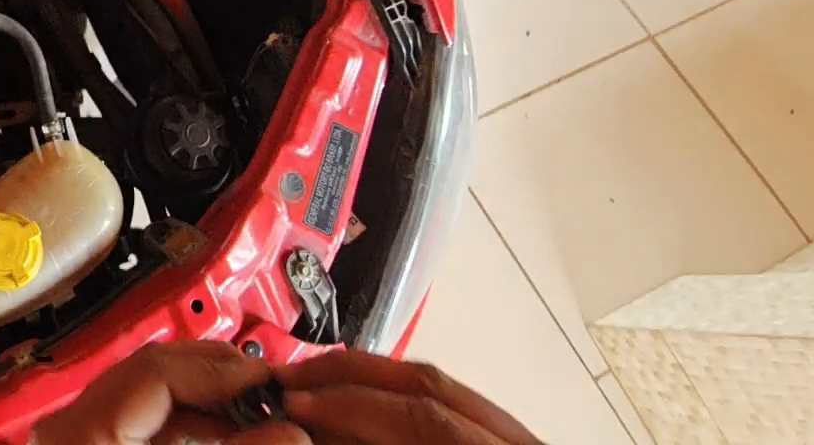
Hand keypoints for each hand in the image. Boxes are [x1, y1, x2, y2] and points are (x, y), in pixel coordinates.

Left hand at [30, 341, 307, 444]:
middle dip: (212, 375)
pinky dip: (184, 420)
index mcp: (84, 433)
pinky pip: (140, 419)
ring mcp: (77, 435)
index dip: (217, 372)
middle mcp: (70, 424)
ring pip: (147, 393)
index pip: (156, 373)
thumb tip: (294, 434)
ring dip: (203, 396)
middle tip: (265, 385)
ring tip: (254, 408)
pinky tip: (226, 431)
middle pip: (149, 373)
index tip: (265, 378)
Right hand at [275, 350, 543, 444]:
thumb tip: (312, 428)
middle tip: (289, 380)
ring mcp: (523, 435)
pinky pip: (447, 397)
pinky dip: (394, 391)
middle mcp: (522, 440)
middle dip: (347, 375)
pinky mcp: (512, 436)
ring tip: (313, 380)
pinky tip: (358, 396)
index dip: (350, 406)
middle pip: (428, 381)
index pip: (423, 417)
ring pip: (437, 380)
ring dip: (365, 376)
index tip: (295, 404)